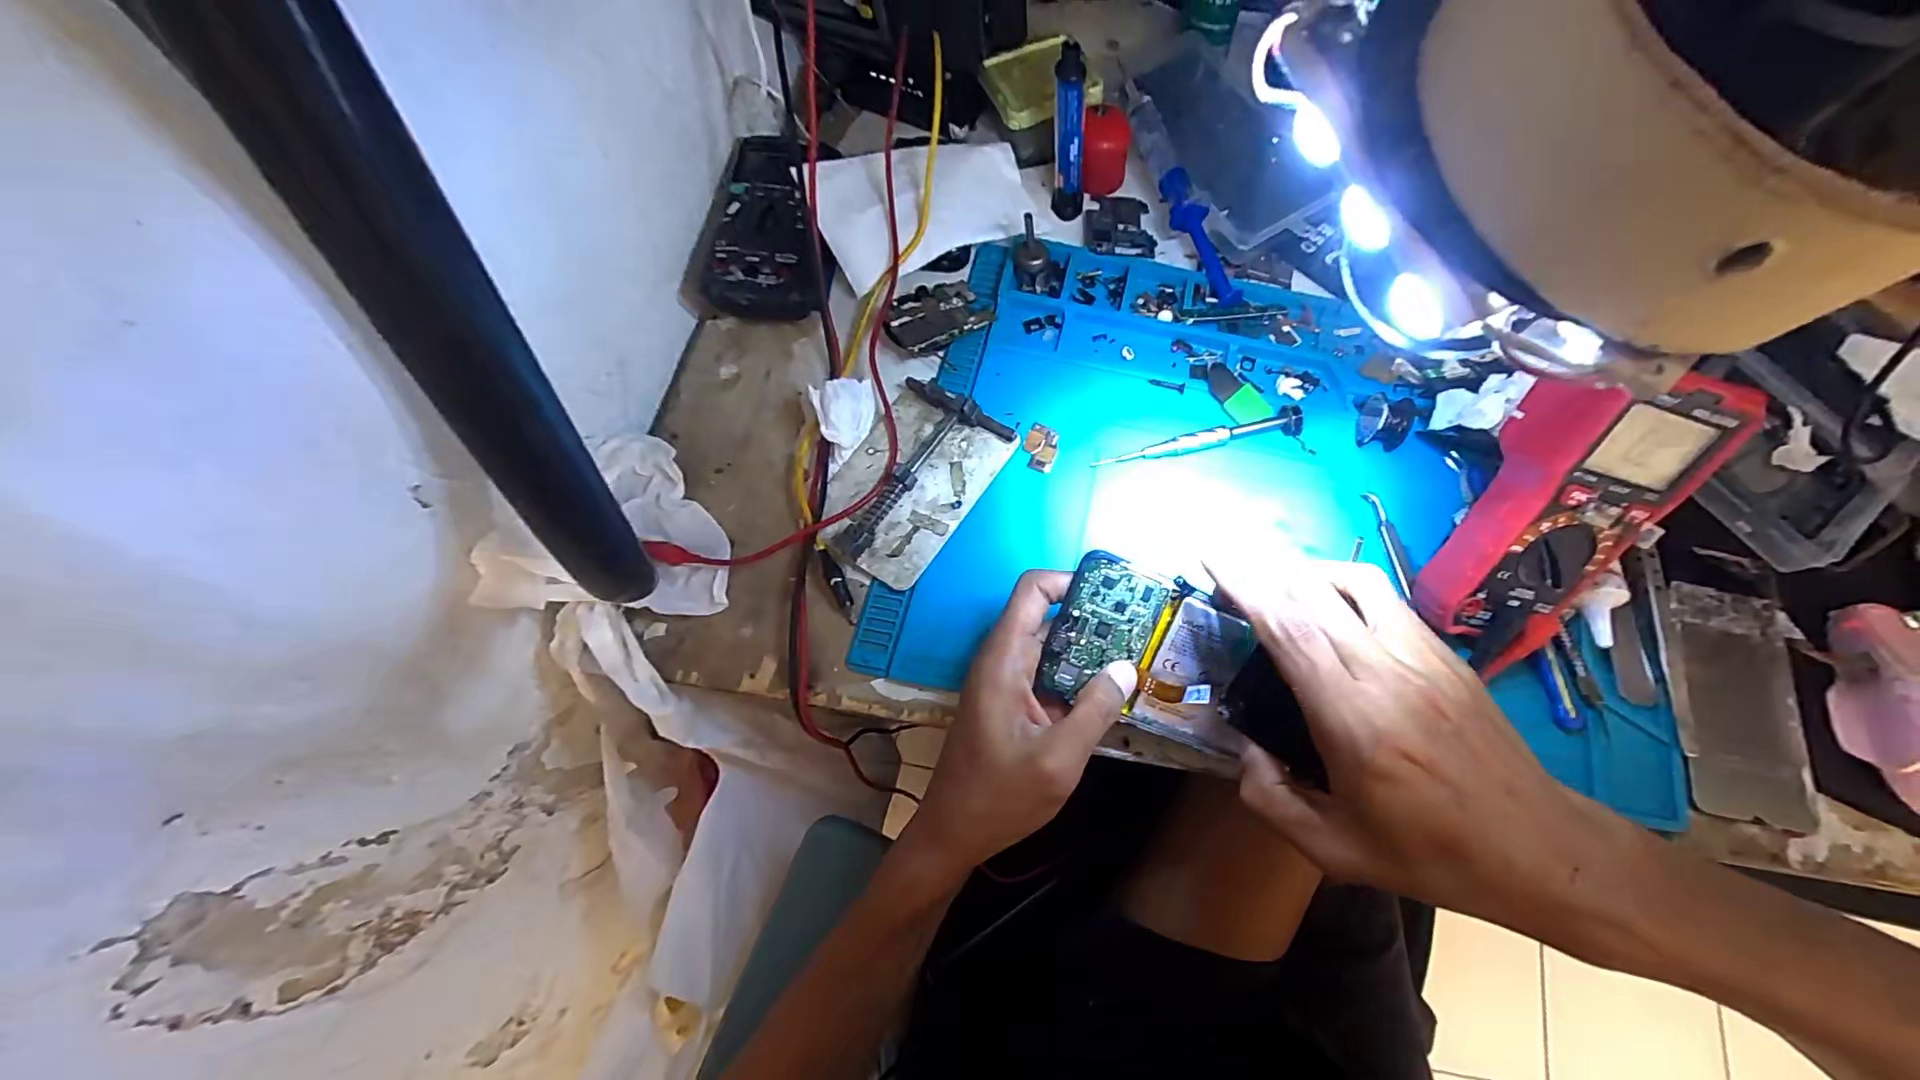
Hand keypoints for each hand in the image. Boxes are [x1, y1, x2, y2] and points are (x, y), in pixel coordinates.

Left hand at [903, 569, 1137, 871]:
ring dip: (1088, 650)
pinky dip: (1077, 677)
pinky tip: (1111, 691)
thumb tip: (1126, 667)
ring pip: (1050, 649)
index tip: (1113, 594)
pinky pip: (1047, 676)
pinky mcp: (1011, 703)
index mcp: (1003, 660)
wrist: (953, 831)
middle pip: (1047, 617)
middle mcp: (1002, 661)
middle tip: (1141, 627)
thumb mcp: (1057, 759)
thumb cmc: (998, 797)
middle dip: (1092, 617)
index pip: (1032, 592)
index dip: (1069, 580)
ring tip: (1136, 654)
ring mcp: (1005, 682)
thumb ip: (1094, 711)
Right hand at [1210, 550, 1637, 927]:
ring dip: (1302, 569)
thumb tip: (1244, 747)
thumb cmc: (1430, 853)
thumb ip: (1269, 797)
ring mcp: (1423, 656)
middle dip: (1260, 568)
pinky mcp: (1445, 654)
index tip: (1213, 562)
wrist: (1543, 850)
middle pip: (1313, 594)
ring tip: (1271, 579)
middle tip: (1225, 562)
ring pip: (1353, 582)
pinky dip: (1341, 583)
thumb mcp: (1332, 850)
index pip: (1289, 629)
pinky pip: (1384, 597)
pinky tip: (1324, 601)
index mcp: (1353, 719)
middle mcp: (1386, 672)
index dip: (1245, 588)